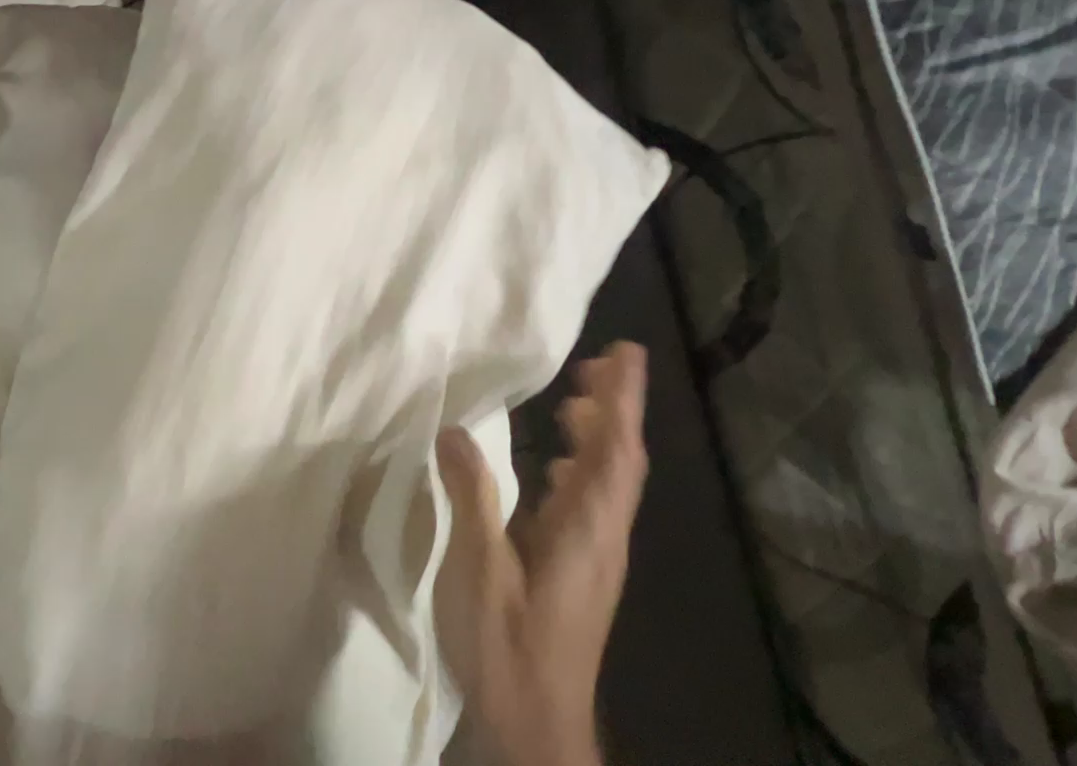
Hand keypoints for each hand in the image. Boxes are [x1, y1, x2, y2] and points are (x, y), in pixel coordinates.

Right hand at [434, 342, 648, 765]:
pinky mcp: (578, 574)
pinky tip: (553, 471)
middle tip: (595, 366)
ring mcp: (593, 558)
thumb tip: (452, 429)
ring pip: (607, 484)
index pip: (614, 452)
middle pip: (620, 463)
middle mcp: (601, 538)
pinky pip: (589, 505)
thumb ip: (470, 494)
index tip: (623, 353)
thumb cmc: (507, 645)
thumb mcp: (478, 567)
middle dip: (614, 411)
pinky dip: (580, 471)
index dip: (621, 400)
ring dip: (599, 439)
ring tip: (577, 404)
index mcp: (586, 529)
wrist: (535, 723)